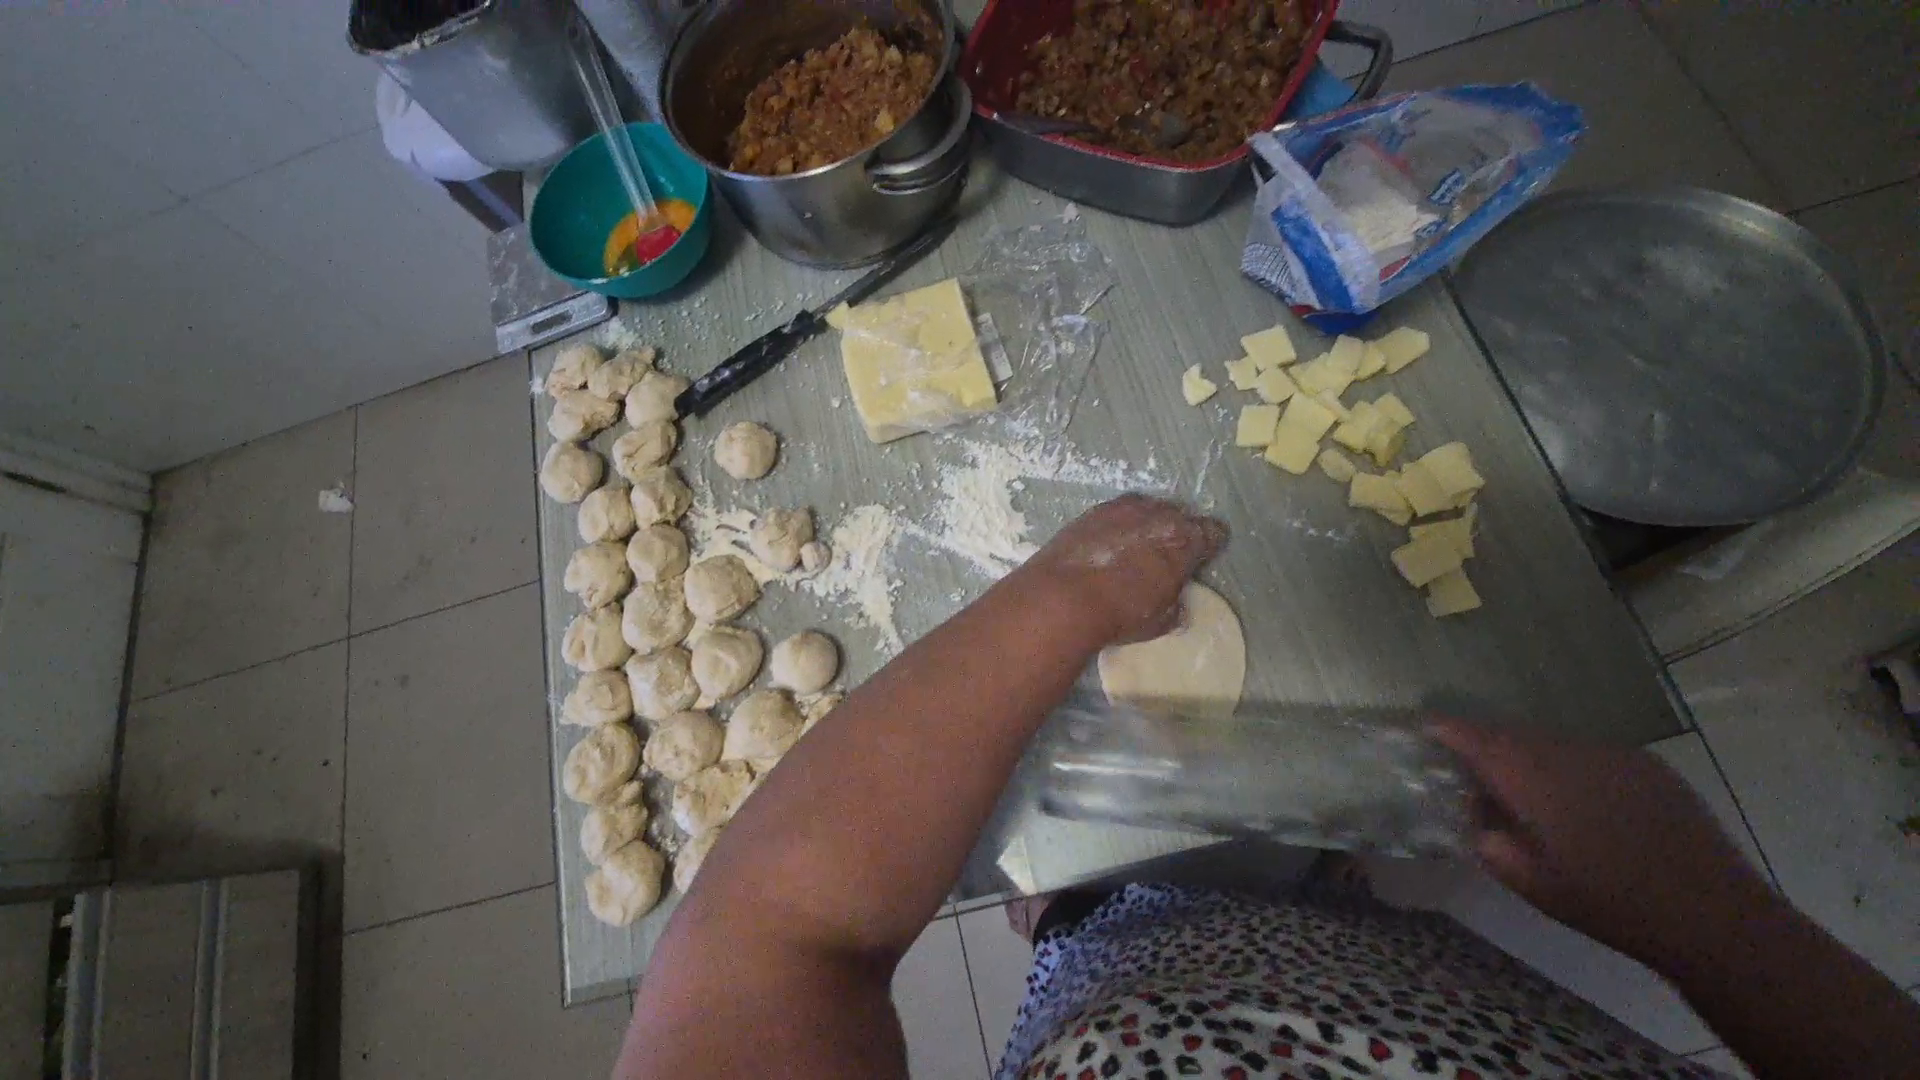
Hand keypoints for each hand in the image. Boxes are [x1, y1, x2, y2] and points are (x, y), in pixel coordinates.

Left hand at [1020, 495, 1227, 645]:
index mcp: (1184, 540)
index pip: (1213, 532)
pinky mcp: (1091, 512)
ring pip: (1147, 507)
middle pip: (1179, 514)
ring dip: (1148, 522)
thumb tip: (1176, 603)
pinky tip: (1110, 541)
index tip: (1205, 554)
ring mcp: (1122, 509)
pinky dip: (1118, 524)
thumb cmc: (1120, 612)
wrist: (1063, 597)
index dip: (1211, 543)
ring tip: (1138, 544)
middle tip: (1169, 552)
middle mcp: (1157, 515)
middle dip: (1179, 530)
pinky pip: (1115, 512)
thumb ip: (1175, 606)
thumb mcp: (1160, 621)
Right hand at [1429, 719, 1779, 970]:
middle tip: (1473, 772)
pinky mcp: (1645, 763)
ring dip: (1529, 756)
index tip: (1424, 727)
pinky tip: (1582, 801)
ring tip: (1530, 791)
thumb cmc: (1606, 903)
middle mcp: (1565, 752)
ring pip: (1549, 741)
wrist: (1714, 917)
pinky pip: (1587, 752)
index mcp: (1530, 778)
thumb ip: (1487, 838)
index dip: (1445, 729)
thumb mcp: (1527, 881)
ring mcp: (1609, 753)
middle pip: (1509, 734)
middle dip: (1486, 746)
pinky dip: (1568, 765)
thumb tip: (1476, 812)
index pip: (1473, 737)